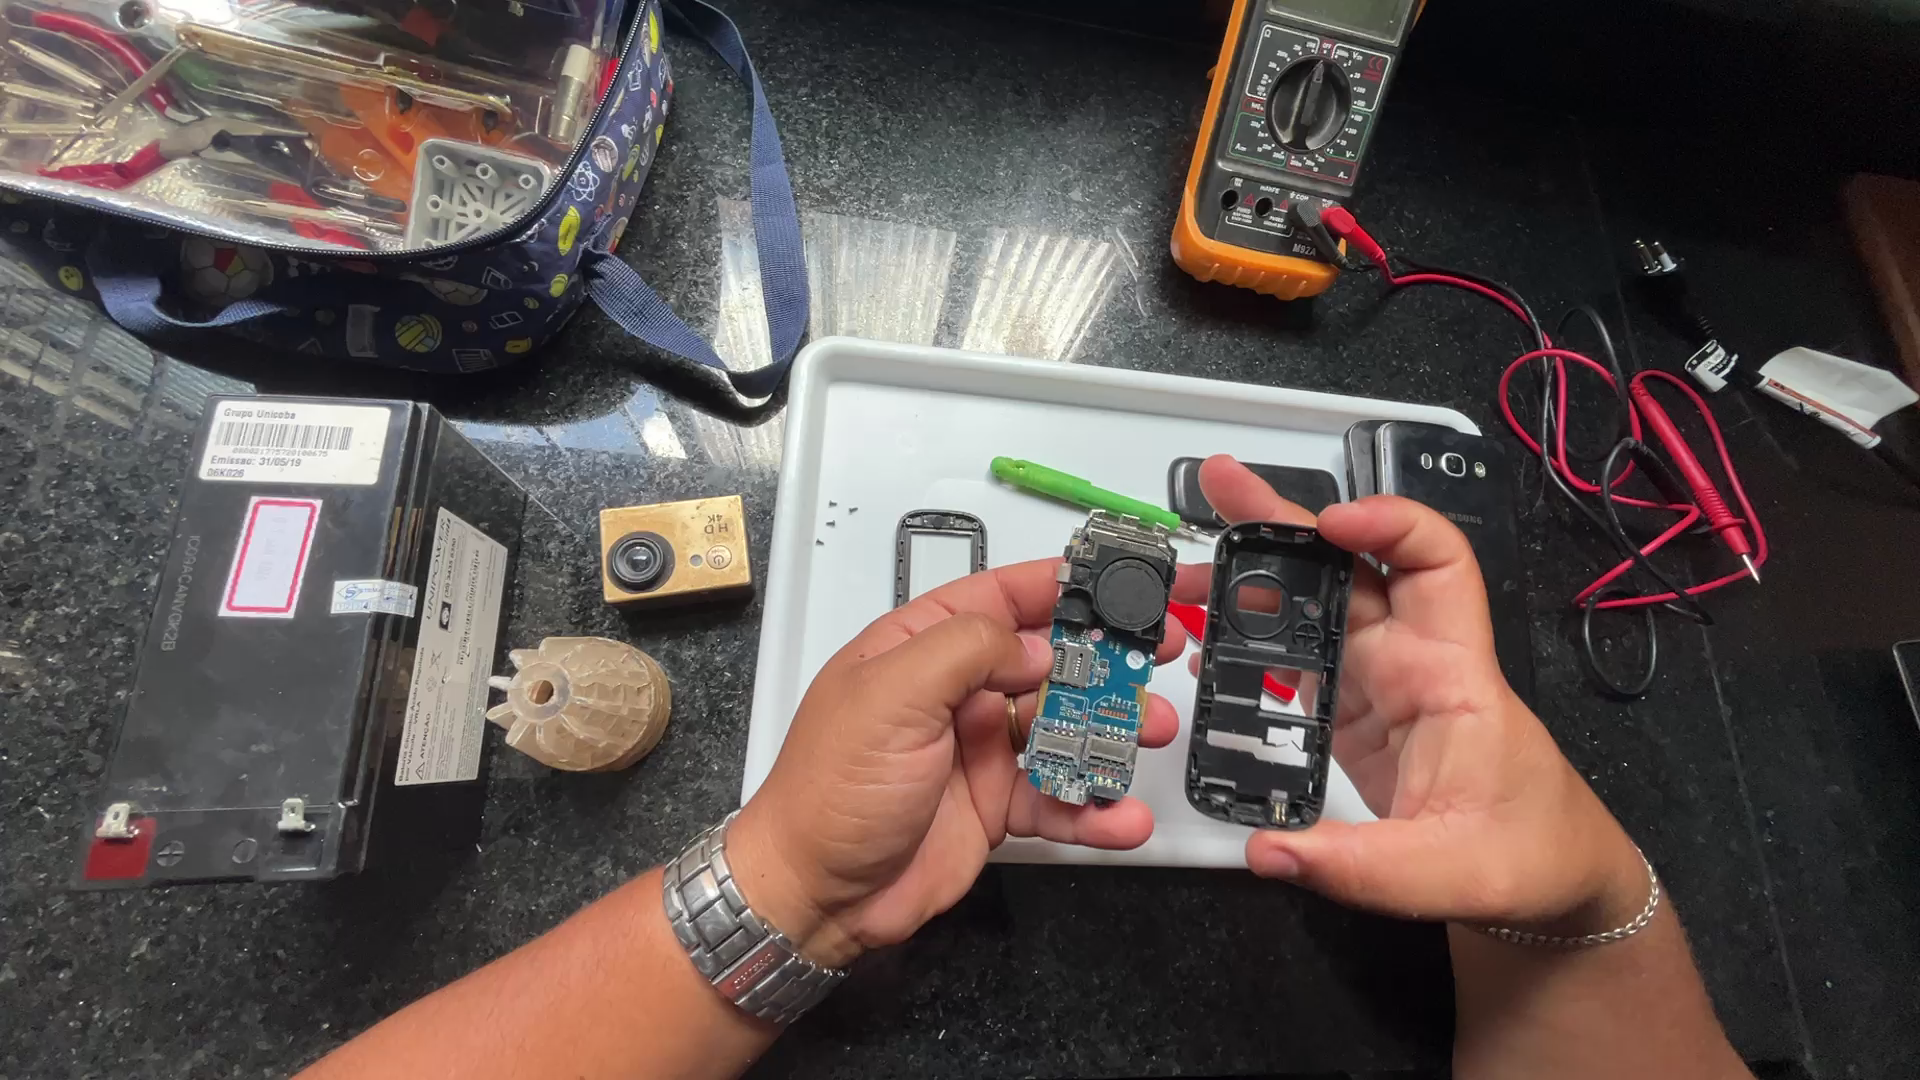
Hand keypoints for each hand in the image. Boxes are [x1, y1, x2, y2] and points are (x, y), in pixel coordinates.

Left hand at [727, 561, 1185, 968]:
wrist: (816, 894)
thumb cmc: (832, 786)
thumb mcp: (891, 694)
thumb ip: (967, 651)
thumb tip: (1037, 646)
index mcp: (924, 645)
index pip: (1002, 597)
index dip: (1062, 584)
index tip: (1119, 582)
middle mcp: (959, 690)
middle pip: (1046, 659)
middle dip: (1104, 654)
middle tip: (1157, 652)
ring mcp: (981, 746)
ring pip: (1063, 725)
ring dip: (1111, 727)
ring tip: (1153, 729)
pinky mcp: (998, 803)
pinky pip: (1058, 796)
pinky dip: (1093, 806)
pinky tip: (1119, 815)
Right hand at [1177, 456, 1646, 932]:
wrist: (1543, 881)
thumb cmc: (1528, 857)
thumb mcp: (1452, 874)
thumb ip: (1359, 865)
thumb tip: (1267, 848)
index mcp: (1447, 670)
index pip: (1436, 563)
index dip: (1387, 525)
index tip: (1330, 522)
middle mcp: (1405, 658)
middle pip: (1344, 566)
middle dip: (1281, 522)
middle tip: (1219, 488)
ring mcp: (1370, 679)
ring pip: (1307, 605)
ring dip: (1247, 582)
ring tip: (1187, 576)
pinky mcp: (1345, 706)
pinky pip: (1291, 655)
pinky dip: (1246, 640)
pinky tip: (1206, 643)